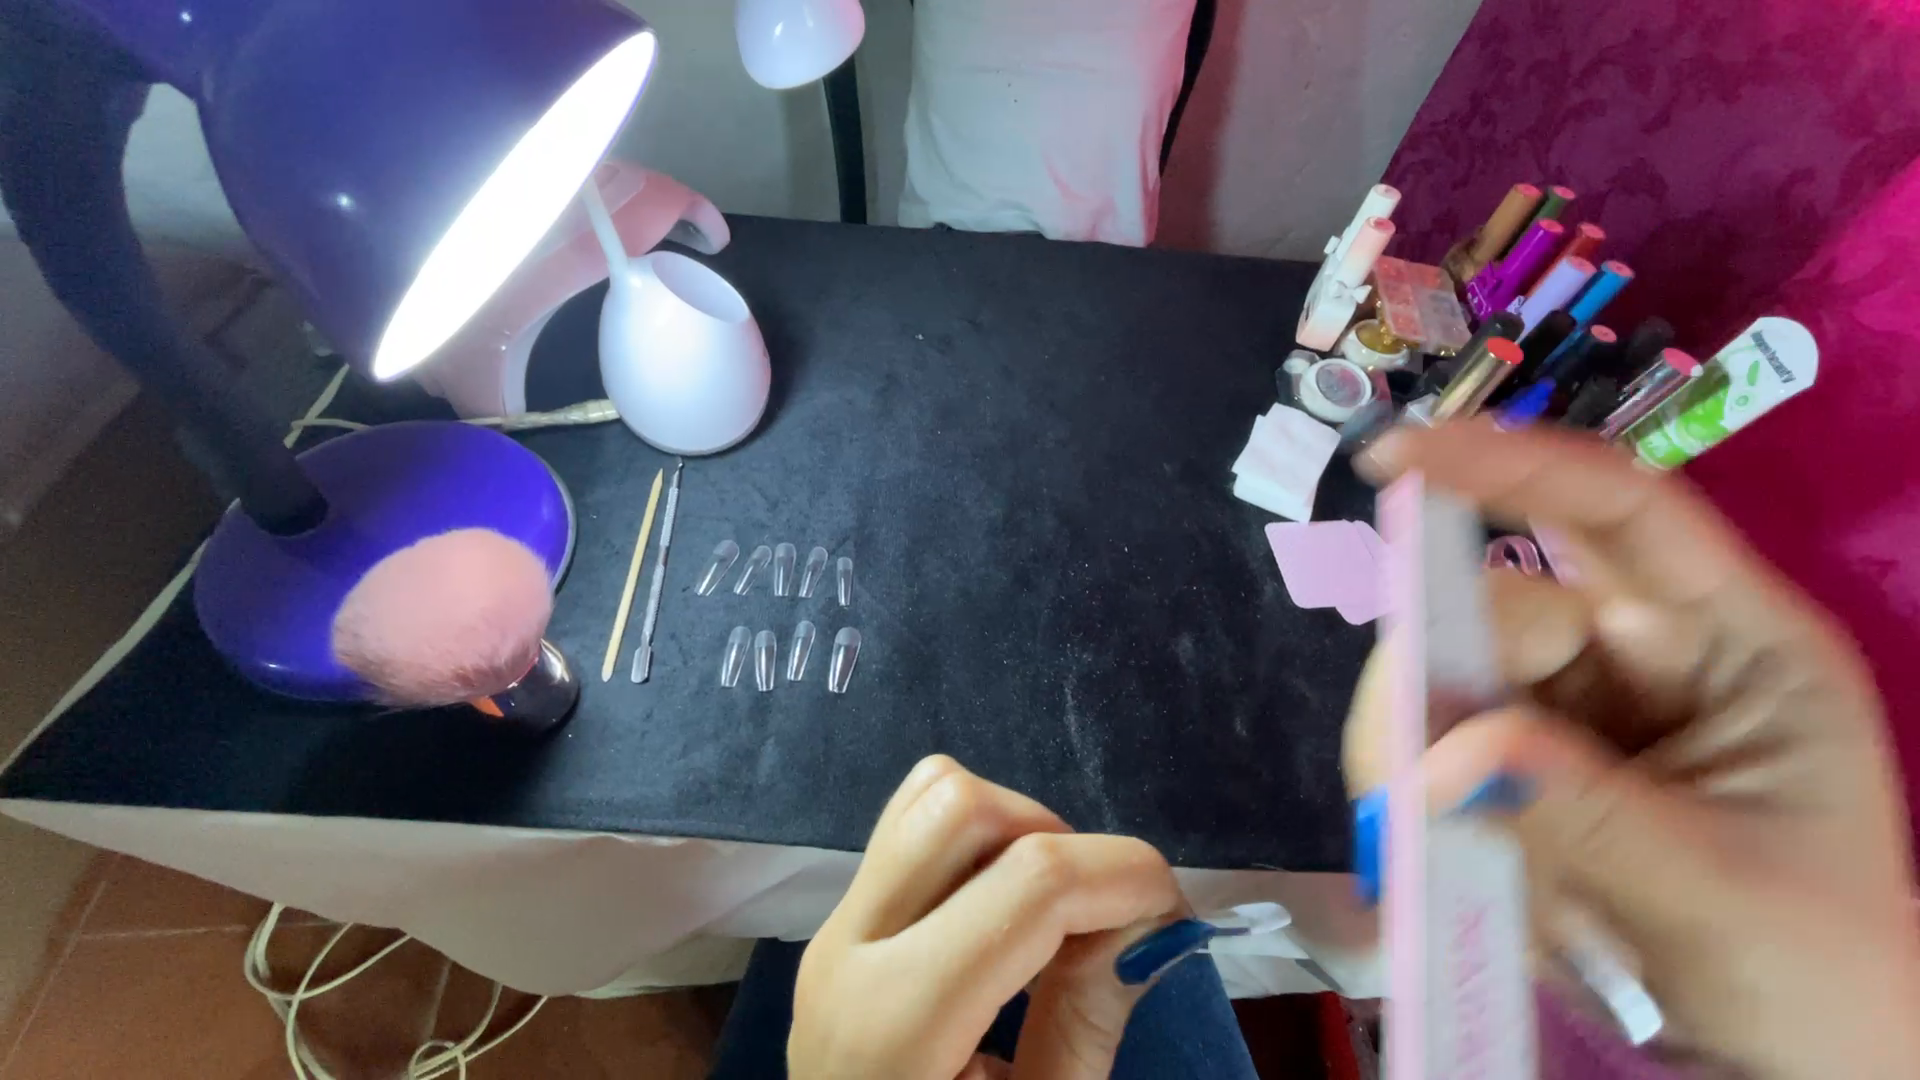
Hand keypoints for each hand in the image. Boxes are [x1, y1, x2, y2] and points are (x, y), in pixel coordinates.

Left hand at [790, 756, 1184, 1079]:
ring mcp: (837, 919)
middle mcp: (848, 944)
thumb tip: (1145, 918)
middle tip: (1091, 916)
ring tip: (1042, 906)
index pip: (1028, 884)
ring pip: (930, 794)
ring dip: (1011, 825)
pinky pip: (911, 820)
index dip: (1122, 875)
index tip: (1169, 910)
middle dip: (1055, 839)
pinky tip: (998, 900)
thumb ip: (1088, 1021)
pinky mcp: (844, 912)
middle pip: (960, 805)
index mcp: (893, 1021)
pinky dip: (975, 832)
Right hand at [1347, 422, 1919, 1079]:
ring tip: (1443, 853)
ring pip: (1432, 678)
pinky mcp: (1486, 753)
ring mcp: (1545, 704)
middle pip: (1489, 615)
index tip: (1396, 456)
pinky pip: (1413, 740)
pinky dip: (1404, 792)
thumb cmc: (1815, 976)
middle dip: (1443, 687)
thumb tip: (1449, 749)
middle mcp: (1623, 653)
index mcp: (1725, 645)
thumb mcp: (1730, 902)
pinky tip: (1433, 852)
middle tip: (1409, 780)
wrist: (1779, 1064)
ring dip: (1415, 758)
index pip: (1617, 512)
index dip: (1510, 466)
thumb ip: (1589, 817)